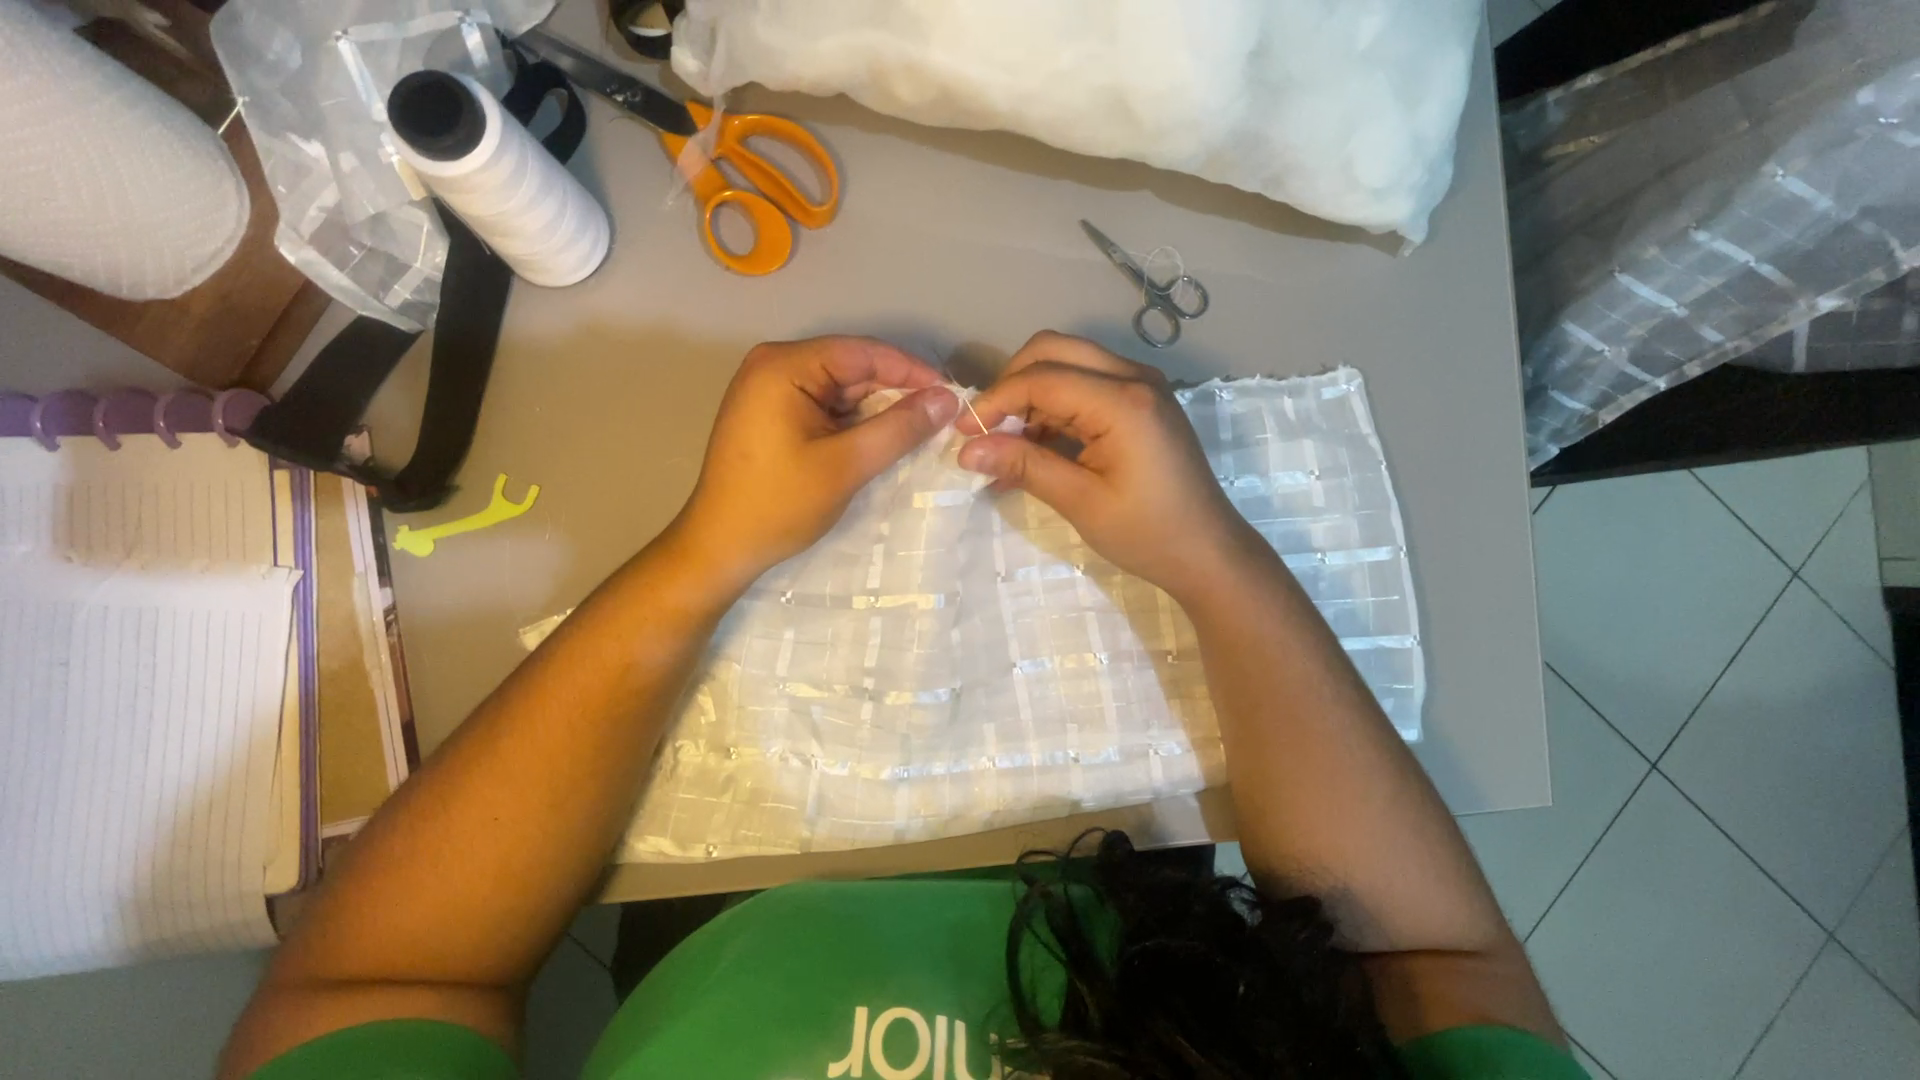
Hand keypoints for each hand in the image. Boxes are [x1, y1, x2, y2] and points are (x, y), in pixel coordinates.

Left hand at [670, 336, 958, 587]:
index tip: (952, 396)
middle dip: (896, 391)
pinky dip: (854, 422)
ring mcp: (769, 389)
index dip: (911, 371)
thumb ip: (899, 428)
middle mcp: (774, 366)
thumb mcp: (846, 465)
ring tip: (921, 432)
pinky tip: (883, 440)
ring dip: (878, 409)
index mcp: (785, 366)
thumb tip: (948, 399)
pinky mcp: (772, 414)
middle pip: (851, 367)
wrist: (719, 546)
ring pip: (841, 389)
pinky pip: (825, 406)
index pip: (862, 352)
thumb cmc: (779, 504)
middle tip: (941, 418)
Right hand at [957, 332, 1264, 603]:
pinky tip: (1034, 449)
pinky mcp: (1142, 401)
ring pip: (1068, 363)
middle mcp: (1134, 377)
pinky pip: (1086, 385)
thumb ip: (1024, 466)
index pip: (1041, 378)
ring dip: (1032, 395)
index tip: (964, 433)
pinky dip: (1054, 407)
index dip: (995, 401)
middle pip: (1053, 350)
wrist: (1208, 552)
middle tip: (987, 430)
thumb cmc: (1148, 534)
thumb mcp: (1080, 502)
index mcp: (1123, 401)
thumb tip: (966, 451)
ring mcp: (1142, 385)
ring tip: (1008, 446)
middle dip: (1011, 384)